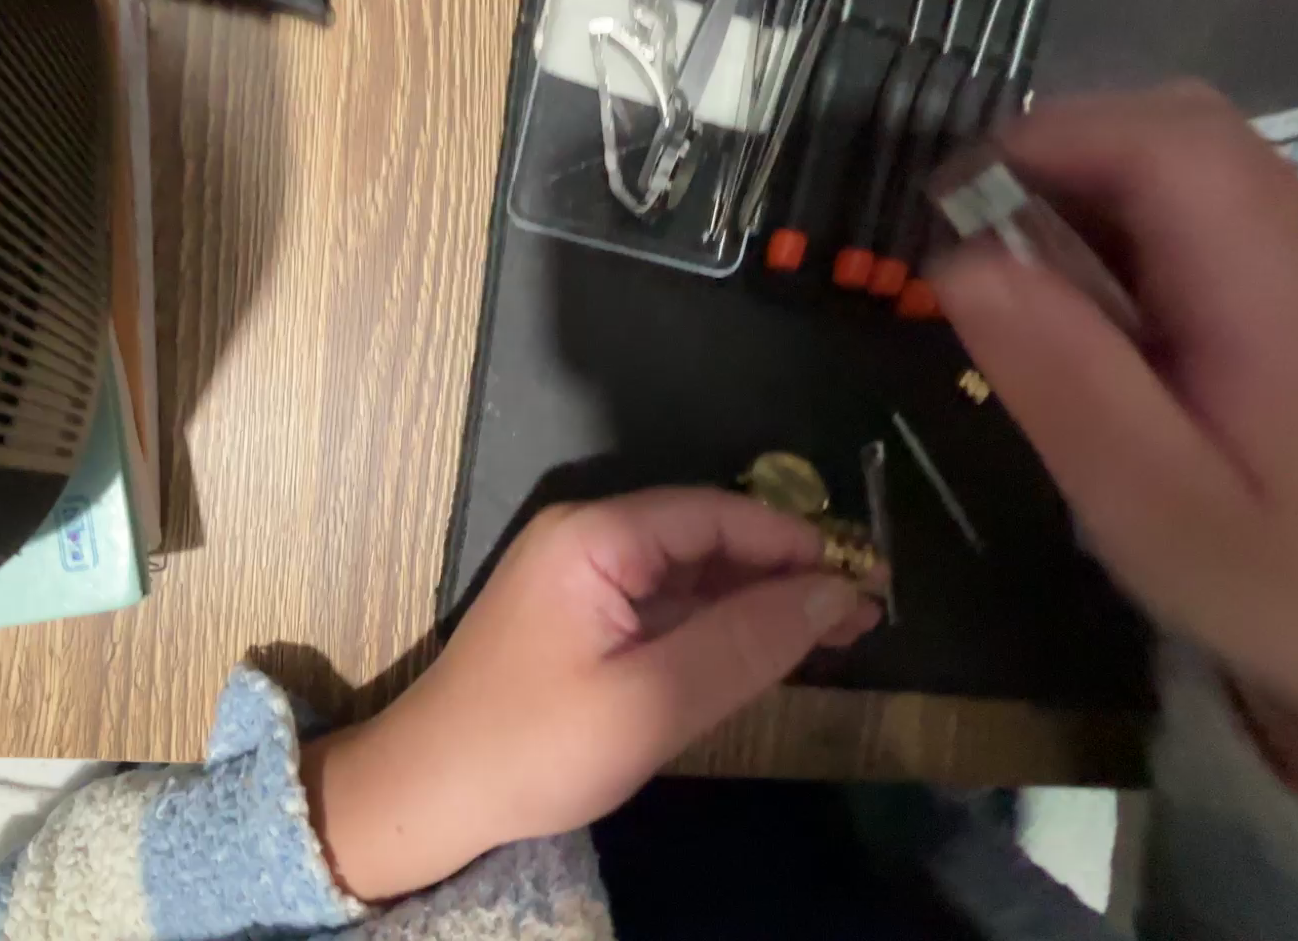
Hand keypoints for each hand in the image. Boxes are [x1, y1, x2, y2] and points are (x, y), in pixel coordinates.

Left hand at [300, 488, 878, 900]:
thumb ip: (745, 642)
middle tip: (860, 613)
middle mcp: (584, 535)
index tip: (864, 575)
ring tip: (831, 631)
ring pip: (682, 570)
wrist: (433, 784)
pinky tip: (758, 644)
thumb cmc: (536, 743)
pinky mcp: (576, 610)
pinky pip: (656, 600)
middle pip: (699, 536)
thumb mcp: (653, 700)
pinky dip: (708, 620)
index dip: (791, 541)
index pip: (712, 514)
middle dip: (778, 571)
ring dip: (749, 597)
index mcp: (594, 535)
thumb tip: (835, 593)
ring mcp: (576, 572)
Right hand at [930, 83, 1297, 846]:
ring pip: (1192, 176)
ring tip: (1004, 277)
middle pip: (1185, 137)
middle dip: (1052, 158)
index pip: (1169, 146)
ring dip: (1076, 197)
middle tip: (958, 236)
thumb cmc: (1292, 586)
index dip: (1042, 142)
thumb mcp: (1148, 498)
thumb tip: (960, 265)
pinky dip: (1112, 235)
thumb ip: (1059, 377)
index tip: (941, 198)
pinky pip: (1202, 226)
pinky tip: (1079, 308)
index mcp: (1284, 294)